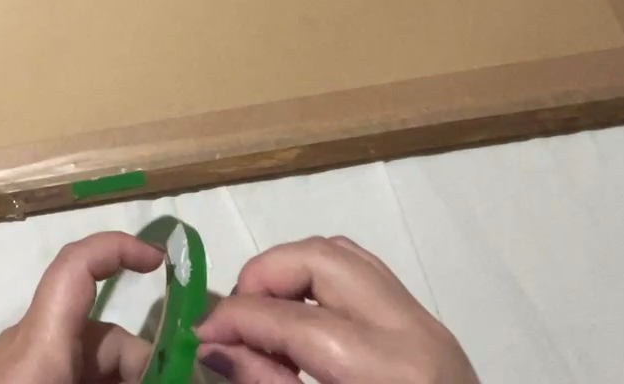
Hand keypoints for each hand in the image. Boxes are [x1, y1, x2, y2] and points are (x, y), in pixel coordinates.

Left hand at [0, 232, 166, 383]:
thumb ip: (124, 380)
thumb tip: (177, 375)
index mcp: (40, 343)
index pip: (76, 266)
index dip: (118, 248)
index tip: (162, 262)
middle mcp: (34, 347)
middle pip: (104, 337)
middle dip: (147, 367)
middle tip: (179, 383)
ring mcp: (29, 370)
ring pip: (95, 366)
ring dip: (127, 382)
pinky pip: (76, 379)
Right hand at [194, 236, 476, 383]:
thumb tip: (212, 345)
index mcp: (390, 371)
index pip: (292, 319)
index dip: (236, 319)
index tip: (200, 332)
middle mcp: (411, 329)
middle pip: (316, 259)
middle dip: (262, 278)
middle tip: (237, 320)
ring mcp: (424, 320)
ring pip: (337, 251)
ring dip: (289, 272)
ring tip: (267, 316)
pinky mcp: (423, 322)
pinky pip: (360, 268)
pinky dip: (319, 277)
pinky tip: (302, 314)